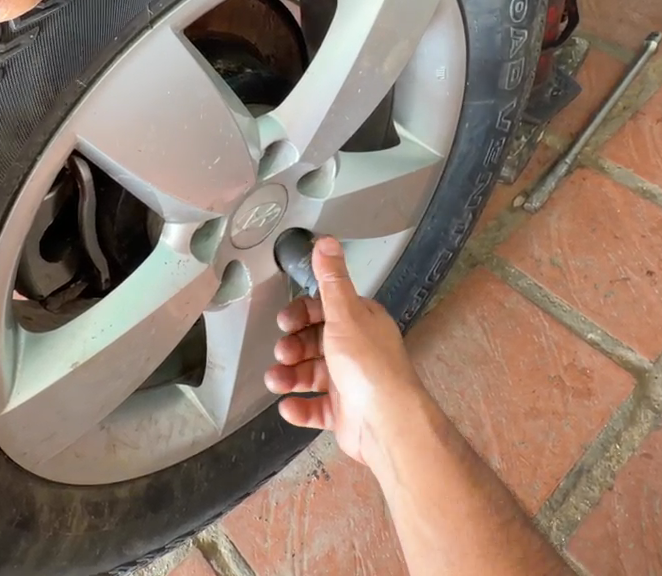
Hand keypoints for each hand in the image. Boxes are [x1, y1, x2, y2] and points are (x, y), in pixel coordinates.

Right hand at [266, 236, 432, 466]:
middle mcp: (357, 348)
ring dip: (289, 377)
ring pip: (312, 374)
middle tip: (283, 354)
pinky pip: (316, 407)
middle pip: (315, 342)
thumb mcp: (345, 312)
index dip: (302, 314)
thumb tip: (325, 239)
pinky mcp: (344, 413)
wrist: (387, 423)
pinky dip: (300, 407)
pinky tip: (287, 407)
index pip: (325, 310)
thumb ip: (331, 278)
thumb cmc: (366, 362)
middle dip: (293, 346)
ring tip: (275, 382)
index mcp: (361, 322)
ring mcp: (350, 382)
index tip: (284, 322)